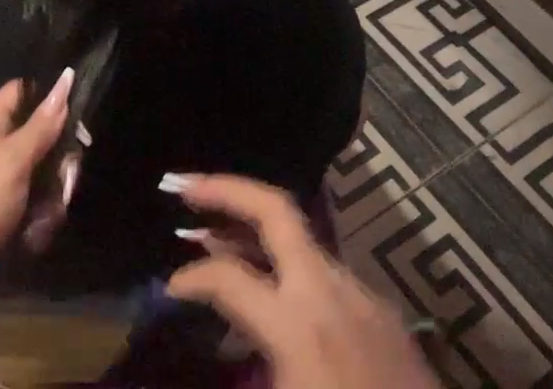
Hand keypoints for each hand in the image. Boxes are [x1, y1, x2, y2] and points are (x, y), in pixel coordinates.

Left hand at [0, 71, 72, 303]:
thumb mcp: (9, 162)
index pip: (25, 91)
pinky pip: (39, 209)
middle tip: (64, 179)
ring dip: (53, 199)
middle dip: (61, 161)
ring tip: (43, 219)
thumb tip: (65, 79)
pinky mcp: (9, 217)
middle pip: (45, 138)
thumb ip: (40, 126)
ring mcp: (4, 185)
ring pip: (47, 177)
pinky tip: (34, 239)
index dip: (52, 94)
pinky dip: (41, 223)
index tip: (83, 105)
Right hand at [165, 175, 439, 388]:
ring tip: (215, 237)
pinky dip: (286, 269)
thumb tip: (212, 341)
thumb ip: (238, 365)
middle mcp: (332, 294)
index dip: (189, 279)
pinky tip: (272, 294)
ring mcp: (364, 299)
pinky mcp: (384, 317)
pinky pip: (324, 275)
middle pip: (276, 213)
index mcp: (299, 324)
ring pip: (301, 242)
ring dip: (255, 232)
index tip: (169, 291)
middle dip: (225, 191)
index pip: (227, 277)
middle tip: (184, 187)